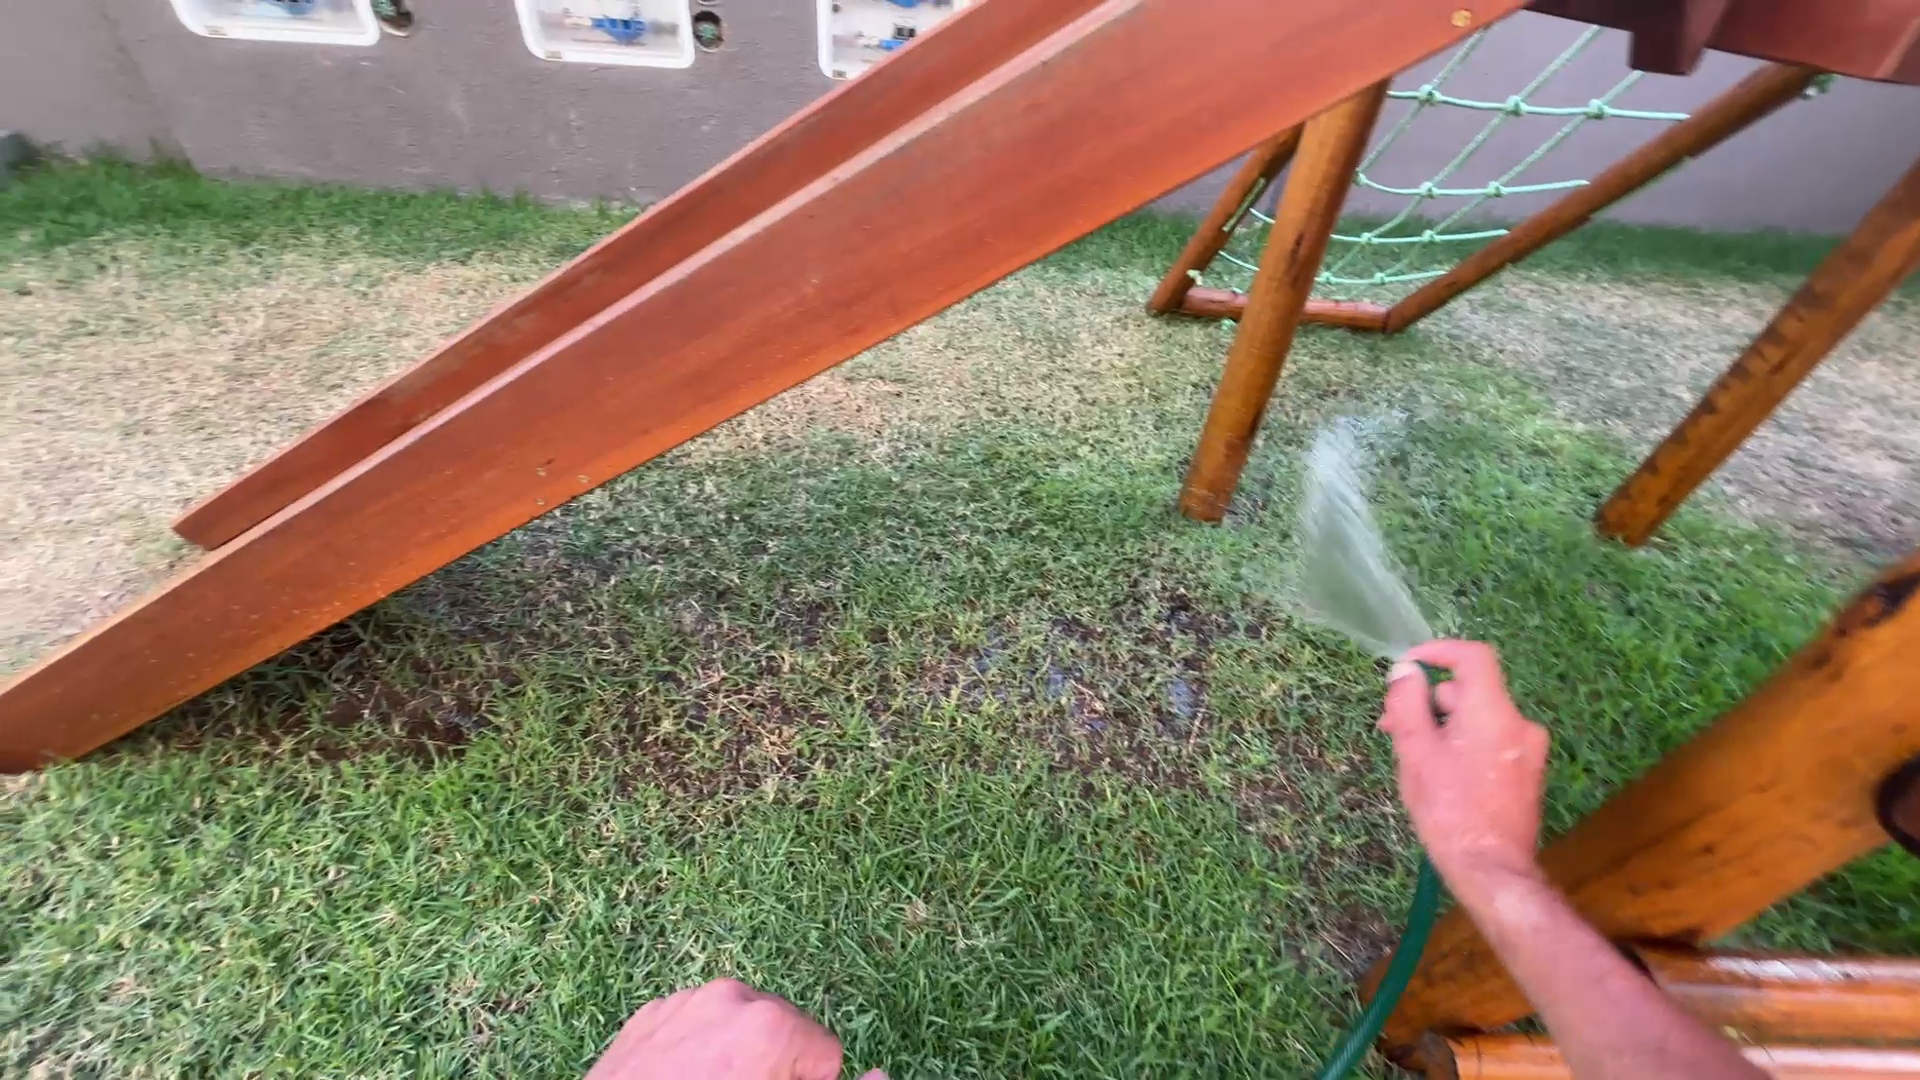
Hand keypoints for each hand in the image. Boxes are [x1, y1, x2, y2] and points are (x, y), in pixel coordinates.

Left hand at [584, 978, 886, 1079]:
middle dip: (772, 1071)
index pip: (826, 1053)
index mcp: (768, 1023)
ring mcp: (684, 1001)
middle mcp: (731, 995)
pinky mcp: (649, 1014)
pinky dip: (695, 1055)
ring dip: (734, 1060)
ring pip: (738, 1026)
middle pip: (784, 1032)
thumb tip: (882, 1075)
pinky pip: (696, 1025)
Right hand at [1378, 640, 1548, 899]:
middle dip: (1426, 699)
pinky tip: (1435, 768)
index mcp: (1493, 713)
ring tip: (1409, 750)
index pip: (1473, 657)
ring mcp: (1527, 750)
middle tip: (1391, 723)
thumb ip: (1407, 701)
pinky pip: (1487, 738)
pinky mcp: (1525, 771)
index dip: (1438, 651)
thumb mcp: (1414, 748)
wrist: (1490, 867)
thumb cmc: (1447, 805)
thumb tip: (1405, 671)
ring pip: (1475, 716)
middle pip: (1468, 690)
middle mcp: (1519, 724)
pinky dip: (1458, 741)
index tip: (1407, 665)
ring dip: (1439, 723)